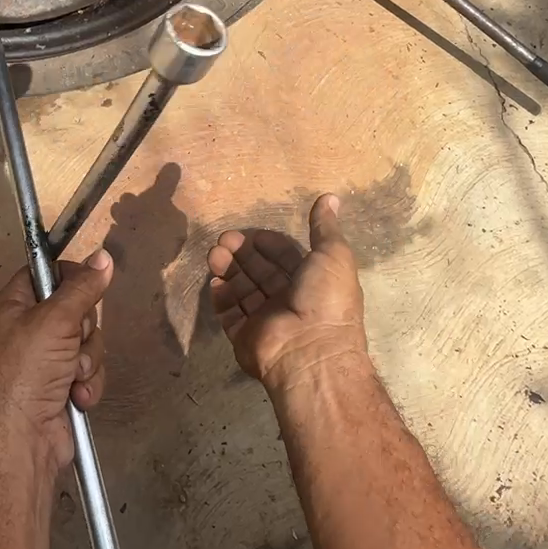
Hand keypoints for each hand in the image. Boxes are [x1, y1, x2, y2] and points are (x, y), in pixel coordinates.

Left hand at [0, 249, 112, 474]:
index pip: (47, 273)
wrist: (22, 442)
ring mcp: (47, 359)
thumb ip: (82, 288)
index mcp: (14, 304)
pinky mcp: (63, 384)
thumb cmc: (25, 373)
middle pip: (75, 307)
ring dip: (87, 360)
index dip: (70, 277)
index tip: (87, 284)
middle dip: (83, 329)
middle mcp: (29, 328)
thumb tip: (103, 256)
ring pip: (87, 340)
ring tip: (72, 377)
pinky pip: (90, 369)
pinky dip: (88, 383)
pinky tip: (77, 397)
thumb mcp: (54, 321)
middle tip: (71, 342)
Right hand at [208, 193, 366, 394]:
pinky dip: (222, 298)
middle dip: (242, 253)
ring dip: (228, 270)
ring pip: (242, 290)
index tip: (253, 234)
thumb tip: (330, 196)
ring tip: (214, 254)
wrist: (310, 352)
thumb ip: (324, 227)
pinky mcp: (245, 338)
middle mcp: (288, 301)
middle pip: (259, 271)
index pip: (284, 258)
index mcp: (311, 283)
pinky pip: (230, 315)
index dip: (268, 244)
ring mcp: (265, 321)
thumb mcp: (332, 255)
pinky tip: (215, 281)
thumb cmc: (325, 300)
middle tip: (224, 239)